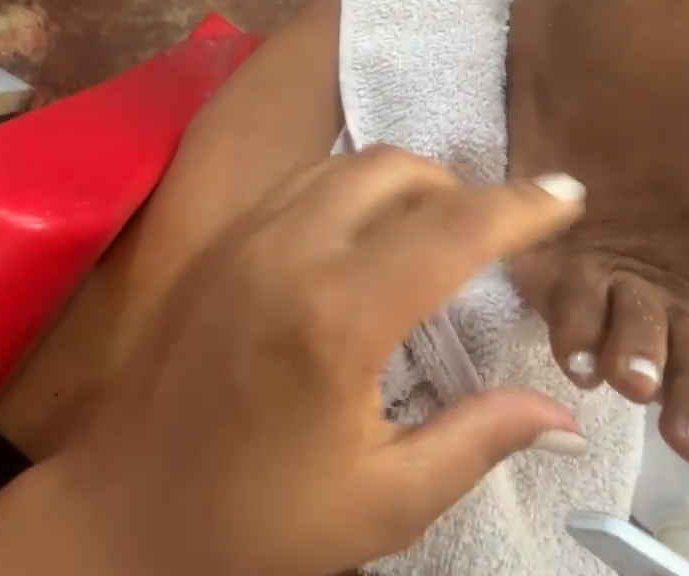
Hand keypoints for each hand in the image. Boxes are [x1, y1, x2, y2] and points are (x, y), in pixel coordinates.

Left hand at [43, 148, 589, 575]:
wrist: (120, 517)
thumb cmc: (253, 523)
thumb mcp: (382, 500)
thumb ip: (477, 439)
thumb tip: (561, 412)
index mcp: (336, 317)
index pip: (452, 231)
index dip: (521, 208)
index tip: (567, 196)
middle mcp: (285, 253)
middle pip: (393, 169)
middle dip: (458, 185)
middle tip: (493, 232)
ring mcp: (241, 238)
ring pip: (341, 165)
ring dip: (401, 181)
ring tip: (435, 227)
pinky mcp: (214, 243)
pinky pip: (298, 184)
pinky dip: (348, 189)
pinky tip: (363, 235)